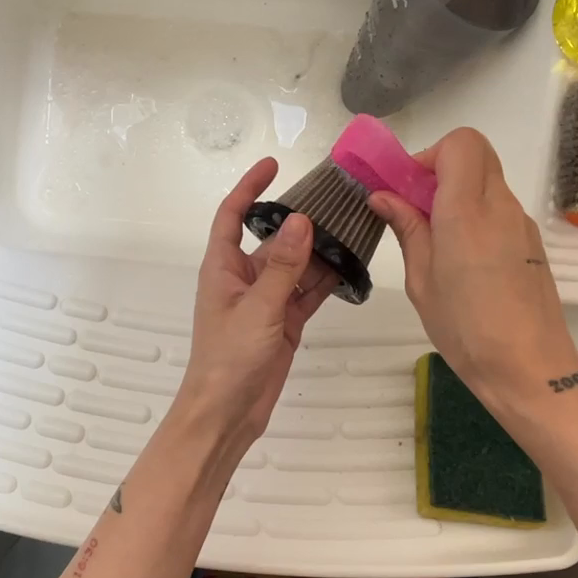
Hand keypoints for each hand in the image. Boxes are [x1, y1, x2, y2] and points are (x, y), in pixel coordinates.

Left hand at [175, 158, 336, 445]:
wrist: (227, 413)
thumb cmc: (229, 358)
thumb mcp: (258, 309)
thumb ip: (283, 267)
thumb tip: (302, 220)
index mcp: (223, 268)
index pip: (232, 216)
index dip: (249, 188)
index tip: (273, 164)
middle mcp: (243, 279)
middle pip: (274, 240)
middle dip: (301, 221)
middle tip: (339, 199)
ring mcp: (266, 302)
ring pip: (296, 266)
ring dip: (320, 251)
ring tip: (355, 226)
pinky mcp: (284, 323)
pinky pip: (307, 293)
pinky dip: (326, 281)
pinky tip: (352, 265)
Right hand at [367, 128, 577, 407]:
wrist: (528, 366)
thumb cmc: (464, 328)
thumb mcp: (422, 281)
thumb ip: (407, 230)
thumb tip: (384, 197)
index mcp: (467, 212)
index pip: (460, 144)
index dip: (427, 156)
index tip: (403, 190)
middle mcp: (500, 207)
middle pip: (475, 153)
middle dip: (438, 168)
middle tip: (412, 208)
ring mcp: (520, 223)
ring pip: (486, 180)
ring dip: (454, 192)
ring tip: (430, 241)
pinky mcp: (529, 242)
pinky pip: (496, 208)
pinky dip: (472, 213)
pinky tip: (457, 258)